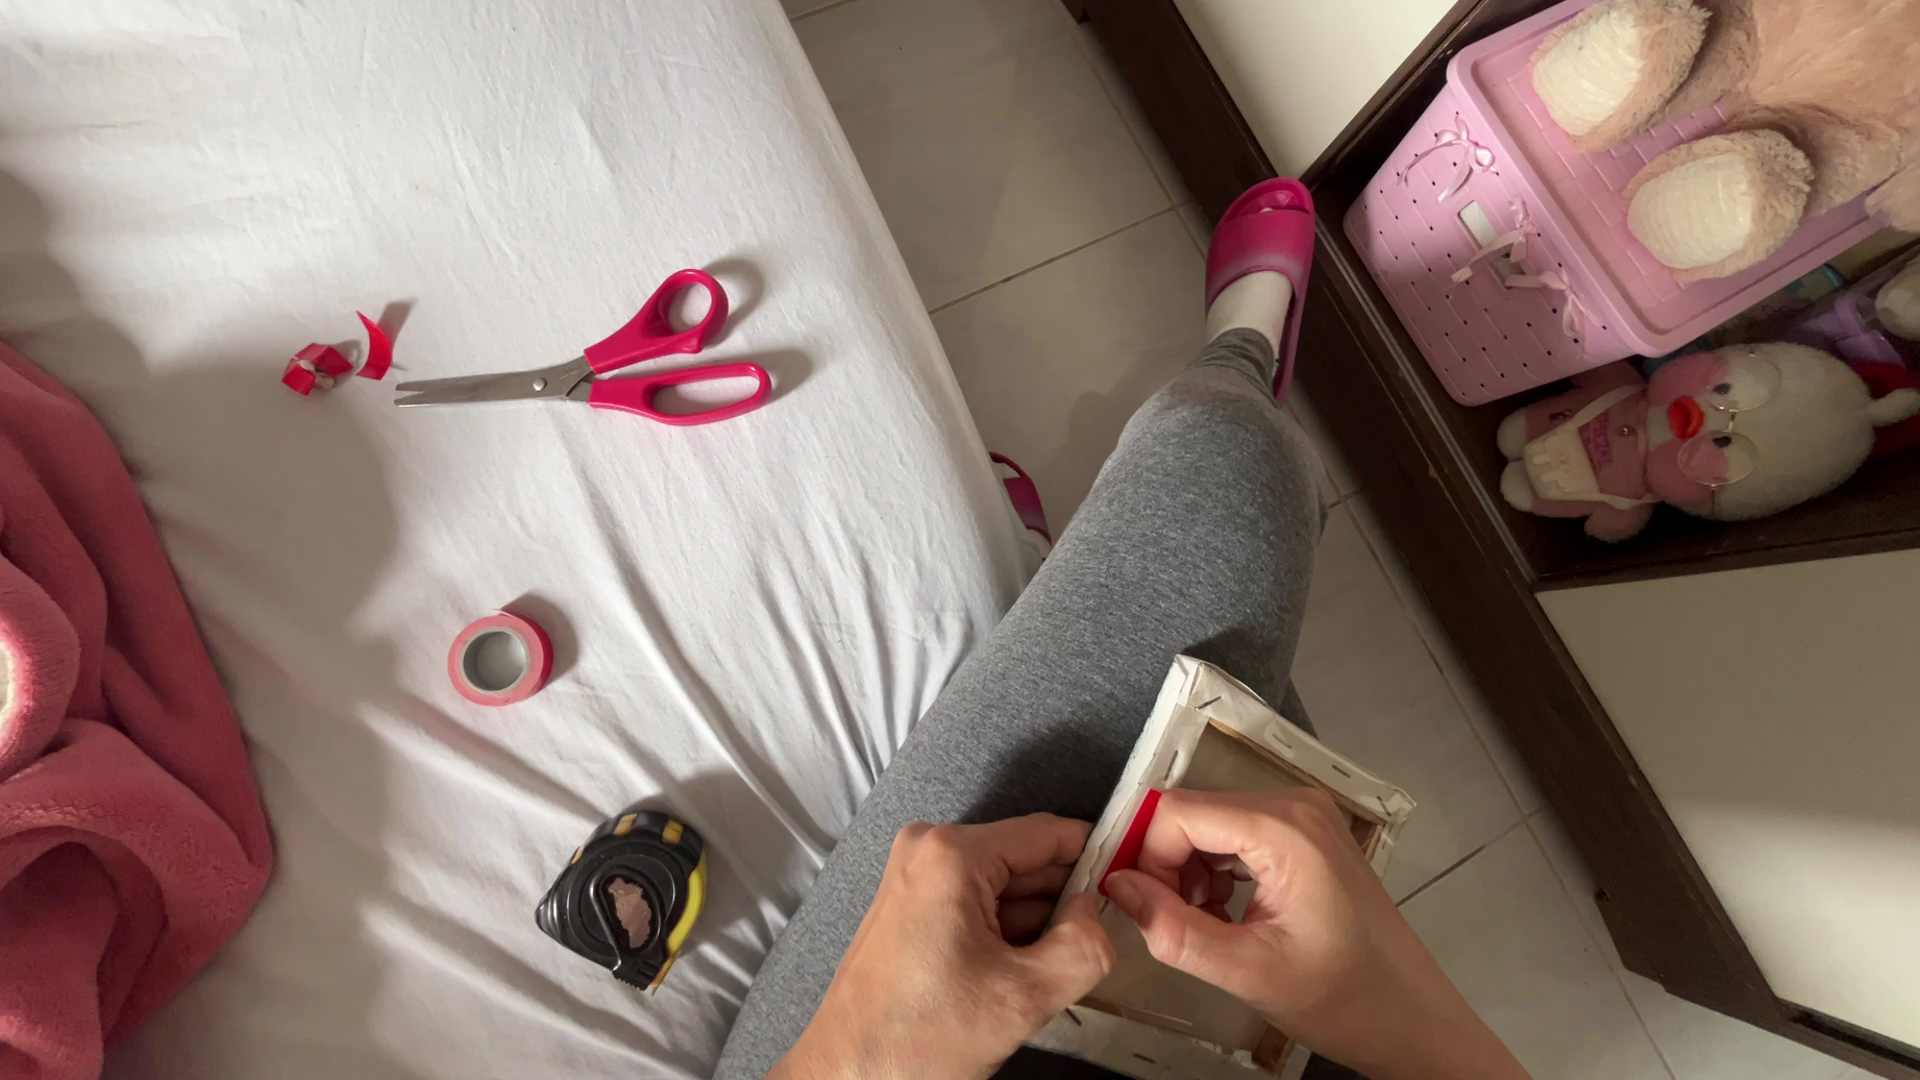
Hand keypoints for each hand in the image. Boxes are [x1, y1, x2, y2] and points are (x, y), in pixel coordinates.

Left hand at [770, 814, 1115, 1079]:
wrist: (843, 1079)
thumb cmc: (919, 1038)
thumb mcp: (1022, 998)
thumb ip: (1082, 947)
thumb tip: (1098, 912)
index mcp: (952, 853)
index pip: (1044, 833)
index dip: (1091, 853)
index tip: (1126, 876)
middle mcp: (928, 846)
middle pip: (1022, 858)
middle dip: (1060, 899)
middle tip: (1093, 943)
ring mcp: (914, 872)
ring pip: (1000, 883)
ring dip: (1032, 921)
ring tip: (1050, 969)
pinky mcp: (910, 900)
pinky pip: (974, 900)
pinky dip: (1003, 930)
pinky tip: (1016, 971)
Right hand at [1102, 789, 1529, 1079]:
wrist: (1419, 1023)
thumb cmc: (1343, 1001)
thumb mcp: (1249, 974)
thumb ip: (1174, 930)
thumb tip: (1115, 885)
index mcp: (1283, 829)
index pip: (1176, 811)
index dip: (1148, 856)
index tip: (1148, 908)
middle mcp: (1291, 802)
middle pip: (1191, 811)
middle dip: (1168, 864)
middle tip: (1175, 920)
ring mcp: (1301, 810)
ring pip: (1208, 819)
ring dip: (1190, 866)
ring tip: (1205, 919)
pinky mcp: (1303, 825)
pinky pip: (1233, 827)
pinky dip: (1215, 863)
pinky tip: (1226, 906)